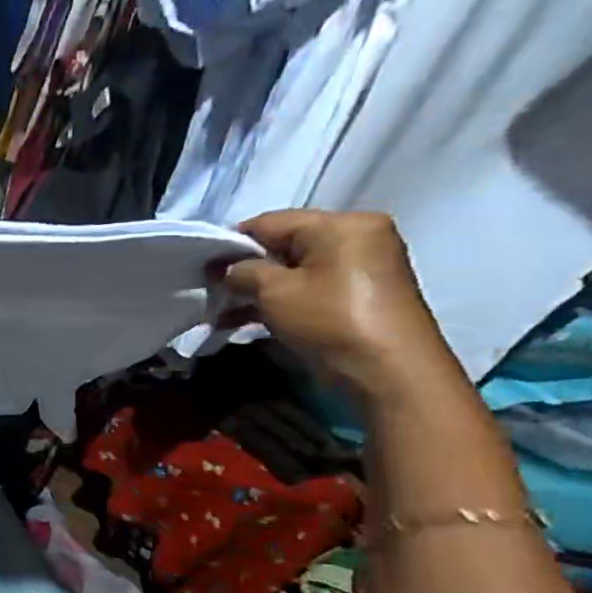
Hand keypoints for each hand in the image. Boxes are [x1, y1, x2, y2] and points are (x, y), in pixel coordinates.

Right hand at [225, 209, 453, 398]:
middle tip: (212, 291)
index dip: (232, 242)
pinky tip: (246, 320)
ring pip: (295, 269)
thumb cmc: (330, 320)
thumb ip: (244, 272)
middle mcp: (357, 236)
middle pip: (285, 244)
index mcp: (342, 224)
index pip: (272, 222)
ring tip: (222, 311)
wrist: (388, 370)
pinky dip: (280, 300)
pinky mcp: (359, 294)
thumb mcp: (275, 292)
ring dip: (258, 289)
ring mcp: (361, 266)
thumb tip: (226, 268)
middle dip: (246, 268)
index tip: (203, 267)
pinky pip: (310, 287)